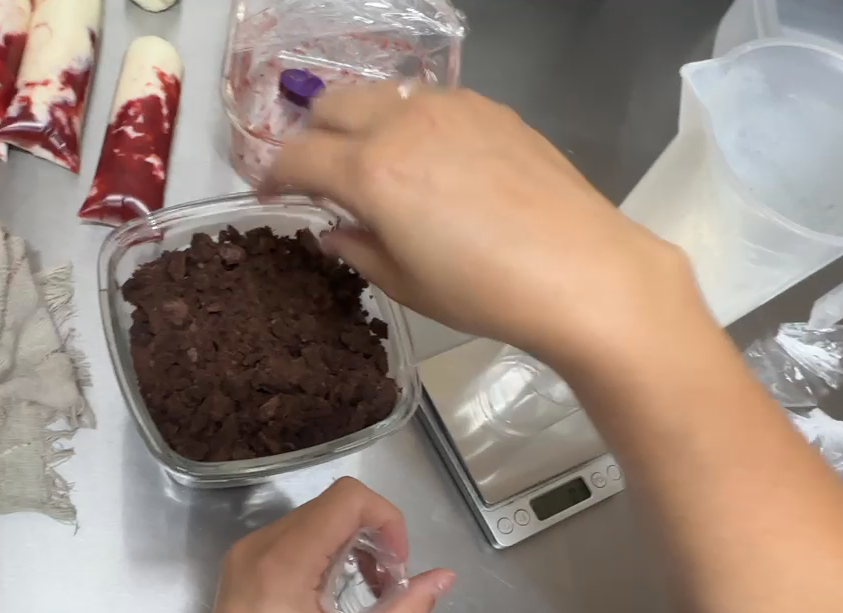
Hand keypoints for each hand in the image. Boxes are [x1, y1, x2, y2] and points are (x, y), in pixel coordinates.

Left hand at [174, 477, 454, 612]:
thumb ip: (406, 612)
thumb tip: (445, 578)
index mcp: (283, 561)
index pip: (347, 498)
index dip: (387, 519)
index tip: (398, 566)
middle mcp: (258, 545)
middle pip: (331, 506)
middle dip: (371, 536)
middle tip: (387, 587)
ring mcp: (243, 554)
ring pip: (312, 519)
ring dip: (348, 544)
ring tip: (365, 593)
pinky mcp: (238, 568)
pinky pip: (290, 538)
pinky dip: (322, 553)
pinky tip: (332, 595)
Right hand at [265, 83, 714, 379]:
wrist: (575, 268)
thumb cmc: (479, 290)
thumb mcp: (402, 283)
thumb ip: (357, 248)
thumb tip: (335, 230)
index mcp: (370, 172)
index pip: (298, 156)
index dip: (272, 175)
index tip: (267, 193)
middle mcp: (402, 122)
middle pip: (331, 106)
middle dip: (308, 136)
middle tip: (311, 174)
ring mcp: (449, 106)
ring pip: (379, 93)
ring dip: (355, 122)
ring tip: (364, 161)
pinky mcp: (487, 107)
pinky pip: (425, 100)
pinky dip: (403, 120)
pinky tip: (421, 159)